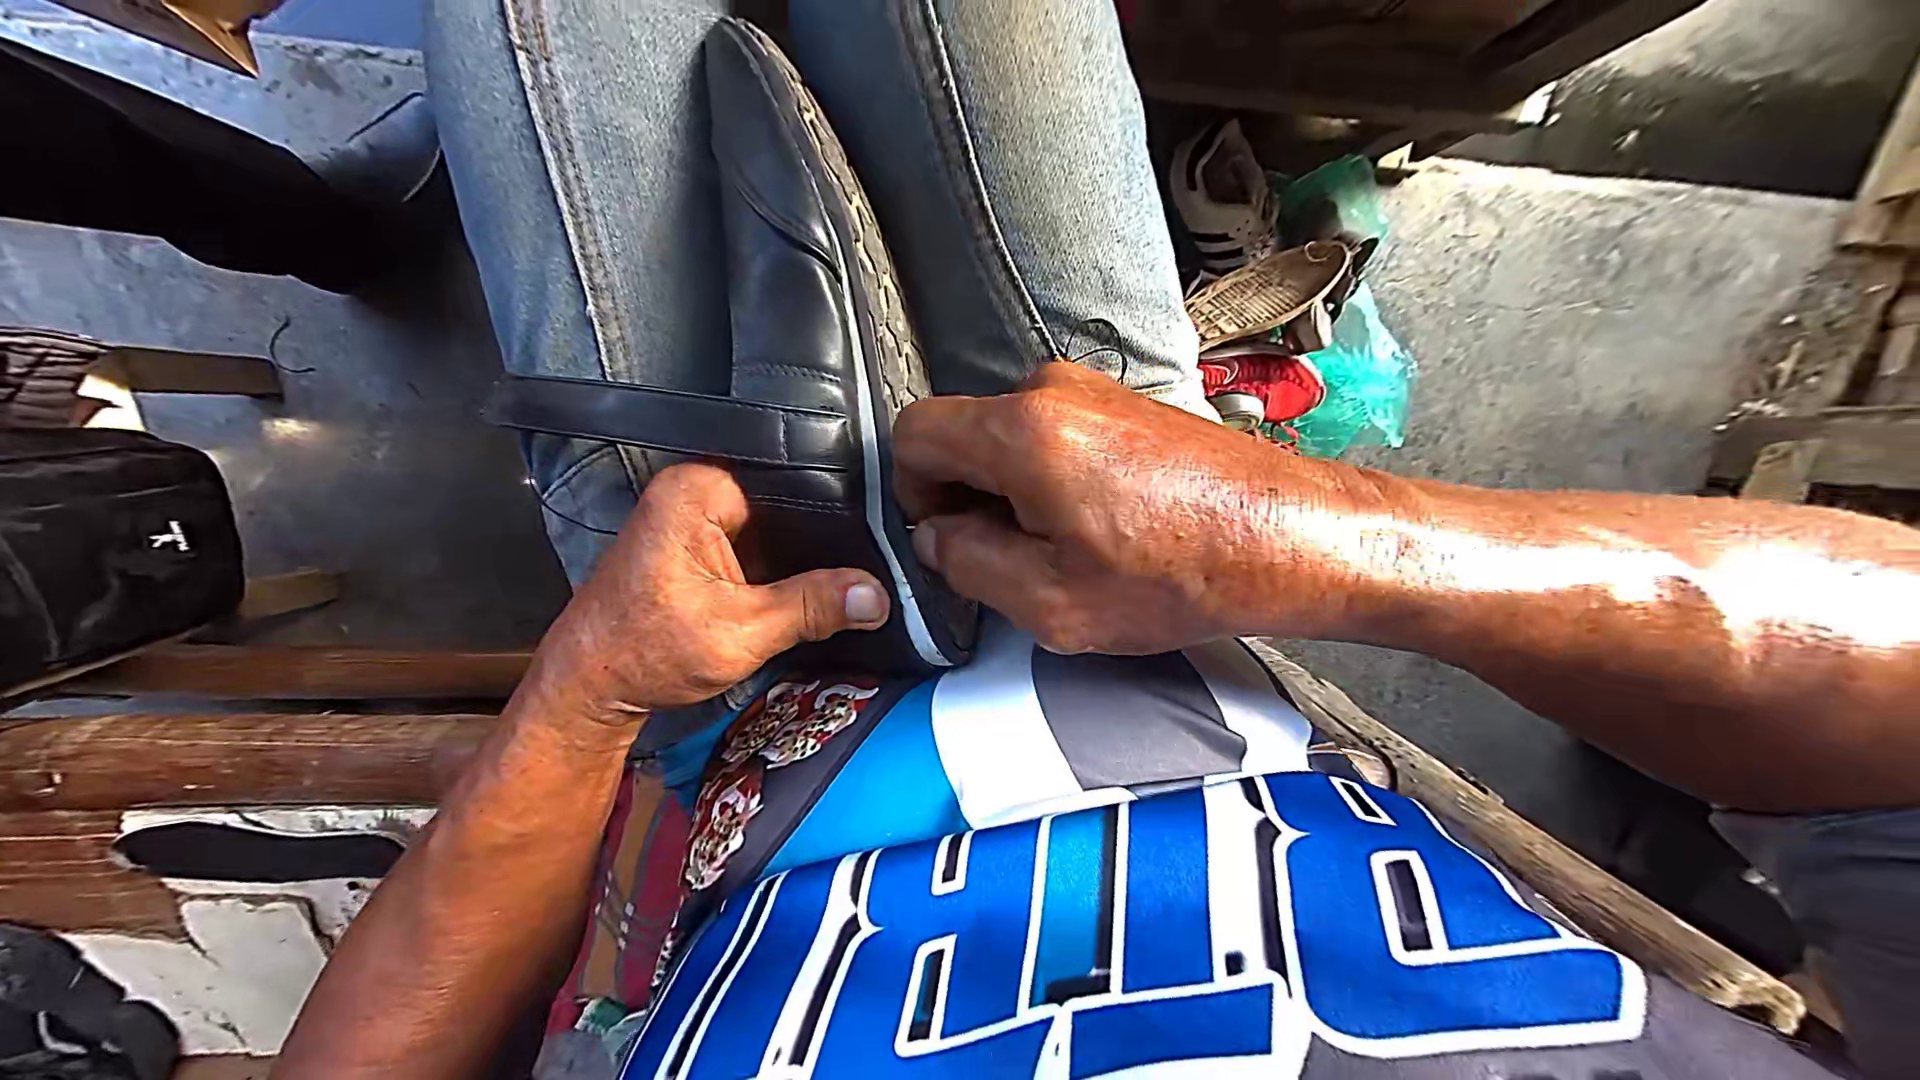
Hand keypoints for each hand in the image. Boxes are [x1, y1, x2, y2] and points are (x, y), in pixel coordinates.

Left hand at [524, 463, 889, 724]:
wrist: (592, 689)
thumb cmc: (643, 653)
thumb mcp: (742, 631)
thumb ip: (813, 607)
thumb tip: (876, 596)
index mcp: (699, 489)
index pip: (795, 488)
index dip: (841, 519)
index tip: (880, 544)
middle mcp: (699, 491)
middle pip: (790, 508)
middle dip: (826, 542)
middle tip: (873, 568)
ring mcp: (702, 517)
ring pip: (780, 530)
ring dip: (807, 559)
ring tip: (849, 579)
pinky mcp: (706, 544)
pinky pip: (764, 546)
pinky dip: (786, 570)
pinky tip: (813, 588)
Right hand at [894, 362, 1387, 653]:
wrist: (1289, 537)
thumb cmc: (1185, 572)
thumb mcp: (1051, 601)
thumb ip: (966, 564)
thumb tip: (935, 539)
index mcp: (1022, 432)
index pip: (913, 434)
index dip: (911, 492)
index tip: (942, 534)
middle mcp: (1051, 391)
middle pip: (959, 436)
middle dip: (964, 498)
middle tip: (1007, 556)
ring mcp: (1089, 390)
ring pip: (1002, 440)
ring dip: (1009, 494)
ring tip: (1062, 546)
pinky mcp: (1116, 403)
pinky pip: (1046, 436)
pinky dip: (1045, 480)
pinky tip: (1091, 525)